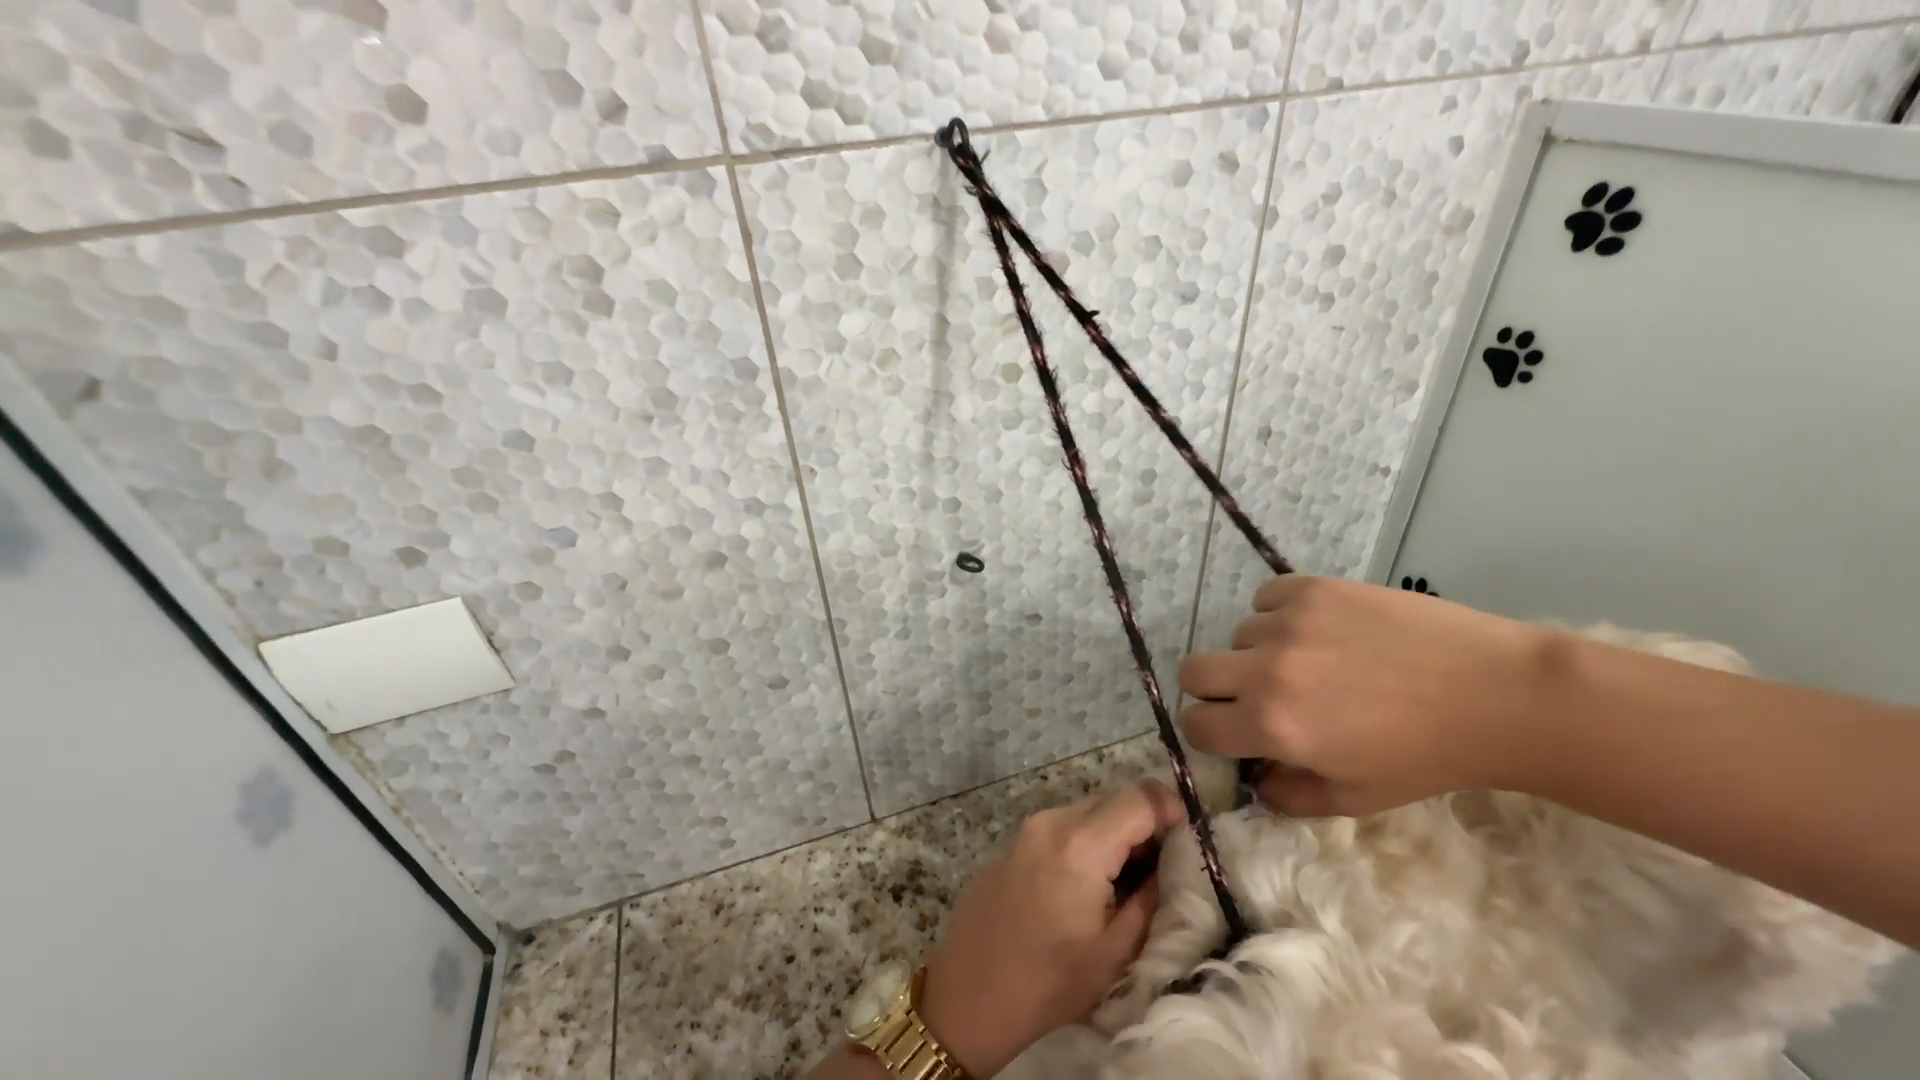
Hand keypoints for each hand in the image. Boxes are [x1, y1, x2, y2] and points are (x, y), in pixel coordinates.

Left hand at [917, 779, 1182, 1076]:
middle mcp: (1051, 821)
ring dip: (1114, 835)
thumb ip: (1150, 898)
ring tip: (1124, 884)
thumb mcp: (1114, 951)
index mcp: (1080, 843)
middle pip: (1113, 799)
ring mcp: (1026, 830)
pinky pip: (1060, 828)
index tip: (1189, 840)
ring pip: (1087, 812)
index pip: (1141, 796)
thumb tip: (1171, 864)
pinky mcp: (1011, 845)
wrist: (966, 997)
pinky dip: (1084, 843)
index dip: (1173, 809)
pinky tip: (1085, 888)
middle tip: (1161, 870)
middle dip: (1144, 825)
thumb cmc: (1047, 982)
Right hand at [1177, 576, 1552, 815]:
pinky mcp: (1315, 588)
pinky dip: (1280, 615)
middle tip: (1258, 697)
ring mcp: (1290, 622)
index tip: (1237, 733)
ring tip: (1309, 662)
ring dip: (1258, 653)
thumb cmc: (1426, 757)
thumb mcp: (1355, 798)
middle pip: (1194, 671)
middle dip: (1217, 690)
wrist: (1495, 694)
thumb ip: (1289, 796)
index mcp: (1272, 726)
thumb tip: (1256, 780)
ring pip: (1237, 635)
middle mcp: (1268, 670)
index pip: (1196, 723)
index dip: (1212, 733)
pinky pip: (1267, 598)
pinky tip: (1320, 631)